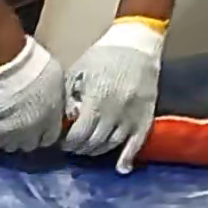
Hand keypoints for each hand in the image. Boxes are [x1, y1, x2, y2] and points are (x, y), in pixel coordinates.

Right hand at [0, 36, 64, 152]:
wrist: (5, 69)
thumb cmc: (33, 69)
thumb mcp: (55, 83)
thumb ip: (54, 103)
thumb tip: (53, 111)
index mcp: (50, 118)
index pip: (50, 138)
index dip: (46, 133)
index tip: (42, 127)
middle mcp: (31, 133)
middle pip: (30, 146)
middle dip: (29, 138)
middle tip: (25, 126)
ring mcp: (10, 136)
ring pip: (12, 147)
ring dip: (12, 140)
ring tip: (10, 128)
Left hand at [63, 18, 165, 172]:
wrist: (137, 39)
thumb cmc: (100, 58)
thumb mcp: (75, 77)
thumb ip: (67, 103)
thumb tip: (60, 126)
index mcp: (97, 101)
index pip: (78, 136)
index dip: (67, 143)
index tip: (62, 141)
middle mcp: (117, 109)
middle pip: (93, 143)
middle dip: (79, 148)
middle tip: (73, 145)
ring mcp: (134, 111)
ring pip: (111, 144)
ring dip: (96, 150)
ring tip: (88, 147)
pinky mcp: (147, 111)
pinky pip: (139, 140)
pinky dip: (129, 156)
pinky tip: (122, 169)